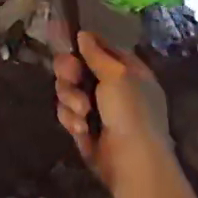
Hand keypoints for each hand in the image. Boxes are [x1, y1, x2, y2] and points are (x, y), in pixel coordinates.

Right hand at [54, 31, 171, 190]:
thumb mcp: (117, 75)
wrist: (132, 163)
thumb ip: (96, 53)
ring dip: (71, 98)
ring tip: (83, 112)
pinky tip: (82, 129)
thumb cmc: (131, 112)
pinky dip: (72, 118)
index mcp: (127, 70)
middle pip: (77, 66)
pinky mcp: (83, 126)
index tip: (65, 38)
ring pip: (67, 88)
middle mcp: (111, 86)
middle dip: (70, 72)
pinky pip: (67, 111)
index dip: (83, 43)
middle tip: (71, 77)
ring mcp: (96, 107)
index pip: (100, 48)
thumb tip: (83, 34)